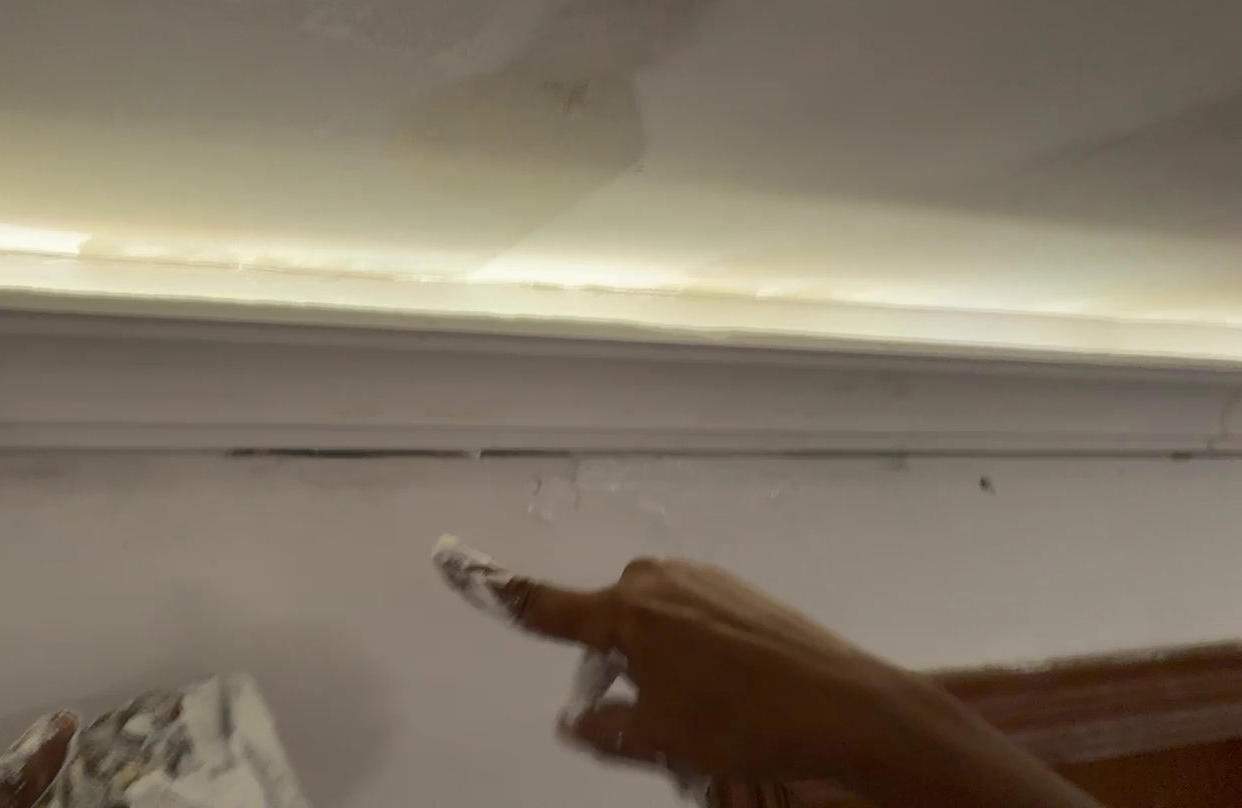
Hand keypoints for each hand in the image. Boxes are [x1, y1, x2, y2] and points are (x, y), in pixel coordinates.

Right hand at [509, 556, 909, 784]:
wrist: (851, 705)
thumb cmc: (743, 723)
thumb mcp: (666, 741)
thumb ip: (607, 730)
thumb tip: (574, 721)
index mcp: (622, 613)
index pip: (543, 605)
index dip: (493, 588)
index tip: (449, 560)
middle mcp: (647, 579)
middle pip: (605, 621)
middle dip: (616, 662)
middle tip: (660, 710)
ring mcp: (690, 575)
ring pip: (648, 617)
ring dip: (657, 653)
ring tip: (710, 699)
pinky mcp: (727, 582)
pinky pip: (685, 609)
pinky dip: (691, 641)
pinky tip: (735, 676)